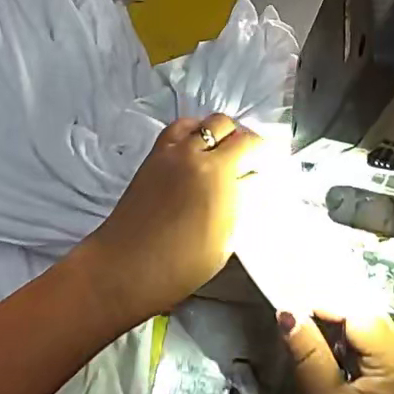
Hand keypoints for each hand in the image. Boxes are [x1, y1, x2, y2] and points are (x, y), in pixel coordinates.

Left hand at [73, 113, 263, 324]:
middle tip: (247, 158)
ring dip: (215, 132)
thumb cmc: (180, 263)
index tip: (270, 161)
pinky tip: (194, 153)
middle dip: (241, 137)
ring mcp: (169, 153)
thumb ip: (240, 200)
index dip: (264, 150)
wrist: (122, 271)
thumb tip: (249, 181)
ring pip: (200, 122)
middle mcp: (193, 153)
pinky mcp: (151, 160)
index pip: (250, 142)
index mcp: (217, 171)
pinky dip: (190, 133)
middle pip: (225, 125)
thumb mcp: (226, 236)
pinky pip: (176, 131)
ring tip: (221, 152)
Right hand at [280, 310, 393, 393]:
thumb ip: (309, 355)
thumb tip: (289, 314)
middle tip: (294, 311)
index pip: (358, 311)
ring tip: (302, 325)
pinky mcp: (391, 382)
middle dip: (330, 311)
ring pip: (365, 331)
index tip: (291, 301)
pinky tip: (322, 349)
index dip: (325, 304)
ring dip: (336, 327)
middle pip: (365, 316)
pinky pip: (367, 350)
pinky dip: (344, 346)